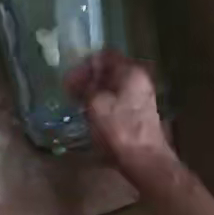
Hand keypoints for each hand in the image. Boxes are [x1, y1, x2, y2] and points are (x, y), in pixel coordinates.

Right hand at [65, 51, 173, 175]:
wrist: (143, 159)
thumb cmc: (118, 129)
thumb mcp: (95, 104)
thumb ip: (86, 88)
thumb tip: (78, 82)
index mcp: (131, 72)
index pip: (105, 55)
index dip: (84, 64)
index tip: (70, 78)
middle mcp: (139, 80)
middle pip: (110, 71)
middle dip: (88, 78)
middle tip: (69, 90)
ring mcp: (141, 97)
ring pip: (113, 86)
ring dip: (94, 91)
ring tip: (77, 102)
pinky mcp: (138, 113)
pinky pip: (117, 99)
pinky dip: (102, 102)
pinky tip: (90, 113)